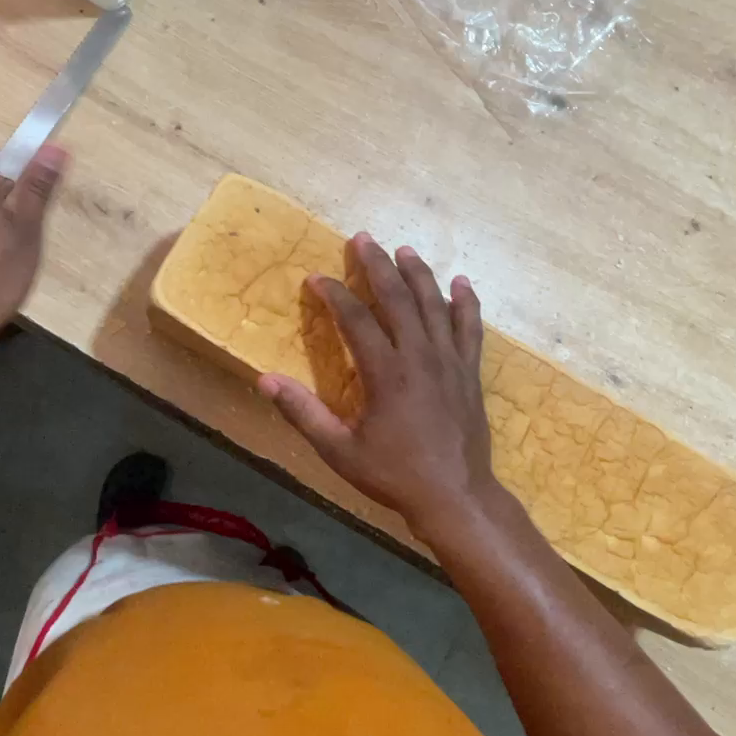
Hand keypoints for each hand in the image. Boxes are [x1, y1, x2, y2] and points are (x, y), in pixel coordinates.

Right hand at [259, 234, 503, 534]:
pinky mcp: (470, 372)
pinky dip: (465, 303)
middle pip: (398, 298)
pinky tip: (461, 283)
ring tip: (403, 249)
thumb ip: (302, 412)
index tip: (316, 278)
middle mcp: (420, 356)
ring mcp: (450, 361)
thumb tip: (265, 380)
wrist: (455, 496)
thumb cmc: (393, 474)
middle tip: (362, 239)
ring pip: (434, 304)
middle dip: (378, 265)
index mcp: (386, 373)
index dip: (334, 293)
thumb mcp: (339, 450)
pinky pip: (470, 327)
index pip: (356, 318)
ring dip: (418, 273)